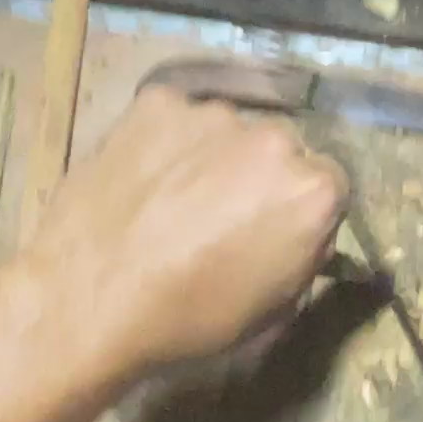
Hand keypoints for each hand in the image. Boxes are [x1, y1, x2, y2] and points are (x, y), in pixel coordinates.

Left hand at [19, 87, 346, 371]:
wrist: (91, 299)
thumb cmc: (193, 320)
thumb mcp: (275, 309)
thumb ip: (305, 258)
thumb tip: (304, 234)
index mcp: (314, 192)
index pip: (330, 186)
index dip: (302, 213)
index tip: (276, 234)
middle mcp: (275, 138)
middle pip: (282, 152)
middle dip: (263, 179)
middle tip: (225, 217)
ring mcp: (214, 115)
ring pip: (230, 132)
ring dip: (217, 158)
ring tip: (176, 201)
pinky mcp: (157, 102)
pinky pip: (179, 121)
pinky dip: (171, 143)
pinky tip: (147, 180)